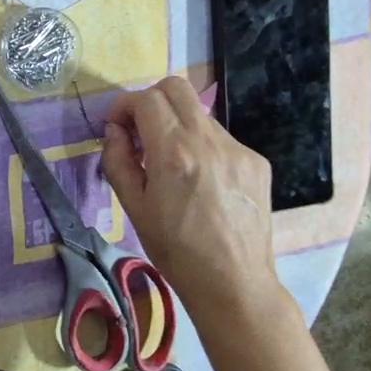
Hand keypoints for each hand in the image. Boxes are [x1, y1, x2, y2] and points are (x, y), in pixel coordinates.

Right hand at [100, 76, 277, 310]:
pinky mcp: (256, 162)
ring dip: (177, 125)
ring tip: (171, 164)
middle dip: (151, 100)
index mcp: (174, 153)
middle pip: (176, 88)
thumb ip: (118, 161)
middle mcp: (208, 141)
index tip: (116, 127)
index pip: (146, 99)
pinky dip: (202, 147)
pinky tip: (200, 182)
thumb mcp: (133, 207)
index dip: (124, 106)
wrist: (232, 282)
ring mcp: (238, 150)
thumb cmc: (174, 250)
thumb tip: (115, 132)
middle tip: (140, 130)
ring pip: (199, 114)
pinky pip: (220, 139)